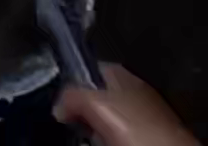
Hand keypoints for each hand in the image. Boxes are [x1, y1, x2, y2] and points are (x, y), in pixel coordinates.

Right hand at [53, 66, 197, 145]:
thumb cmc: (142, 132)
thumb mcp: (97, 105)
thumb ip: (71, 96)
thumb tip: (58, 107)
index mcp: (120, 74)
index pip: (85, 69)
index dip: (70, 84)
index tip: (62, 105)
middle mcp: (131, 92)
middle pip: (95, 98)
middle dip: (83, 113)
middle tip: (79, 128)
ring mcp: (142, 120)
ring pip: (107, 123)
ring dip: (97, 133)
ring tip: (95, 140)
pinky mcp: (148, 141)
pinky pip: (121, 138)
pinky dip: (112, 141)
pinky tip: (110, 145)